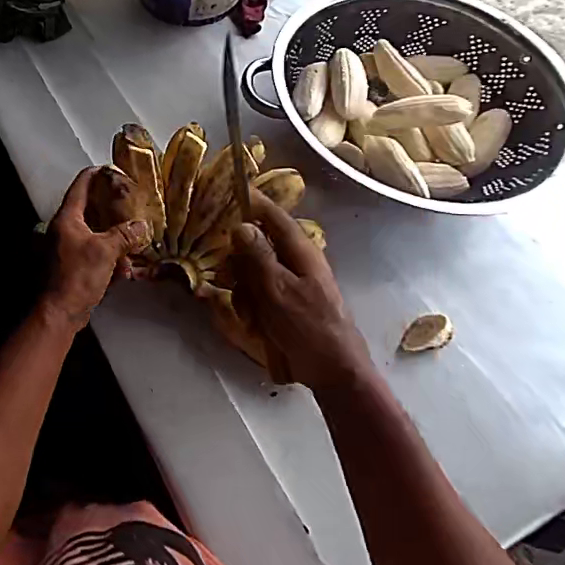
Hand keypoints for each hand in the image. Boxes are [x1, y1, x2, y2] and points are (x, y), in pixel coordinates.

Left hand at [40, 166, 150, 327]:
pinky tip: (124, 269)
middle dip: (112, 208)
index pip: (81, 185)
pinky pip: (95, 253)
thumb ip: (125, 235)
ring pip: (95, 233)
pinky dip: (110, 257)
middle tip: (131, 203)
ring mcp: (67, 248)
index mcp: (67, 218)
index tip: (113, 169)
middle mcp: (64, 230)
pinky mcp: (73, 266)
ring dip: (115, 237)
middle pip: (90, 208)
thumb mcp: (106, 250)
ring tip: (133, 243)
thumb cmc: (77, 276)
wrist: (59, 313)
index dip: (97, 174)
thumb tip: (142, 225)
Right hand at [228, 191, 374, 390]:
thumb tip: (241, 225)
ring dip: (244, 291)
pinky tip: (255, 325)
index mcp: (300, 251)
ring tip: (251, 315)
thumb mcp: (278, 291)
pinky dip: (252, 308)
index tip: (231, 192)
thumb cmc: (310, 328)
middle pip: (257, 247)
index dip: (254, 203)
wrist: (334, 372)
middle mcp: (296, 263)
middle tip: (232, 280)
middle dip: (240, 263)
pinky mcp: (286, 306)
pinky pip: (259, 297)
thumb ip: (257, 258)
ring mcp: (291, 285)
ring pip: (253, 274)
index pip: (274, 216)